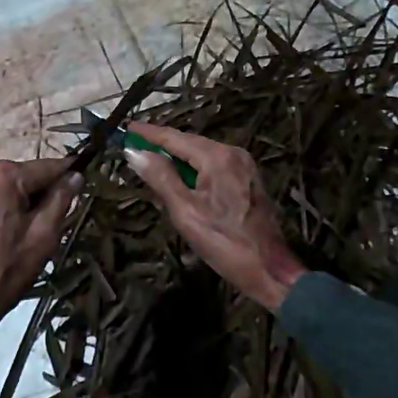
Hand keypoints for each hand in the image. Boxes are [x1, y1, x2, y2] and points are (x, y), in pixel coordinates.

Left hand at [0, 158, 82, 335]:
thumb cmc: (0, 274)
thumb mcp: (42, 237)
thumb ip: (61, 199)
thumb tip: (75, 176)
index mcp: (1, 175)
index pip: (47, 166)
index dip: (69, 176)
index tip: (86, 186)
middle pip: (24, 175)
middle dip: (42, 194)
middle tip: (55, 224)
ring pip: (6, 188)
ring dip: (22, 204)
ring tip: (29, 236)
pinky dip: (2, 211)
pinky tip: (6, 238)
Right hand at [124, 123, 304, 310]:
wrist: (270, 269)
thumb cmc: (224, 242)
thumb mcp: (186, 211)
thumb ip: (161, 178)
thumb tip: (136, 153)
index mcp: (218, 157)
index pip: (176, 138)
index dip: (149, 133)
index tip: (127, 128)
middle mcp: (233, 153)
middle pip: (190, 144)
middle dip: (162, 146)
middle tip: (135, 147)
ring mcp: (243, 167)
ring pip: (202, 156)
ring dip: (177, 161)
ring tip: (151, 165)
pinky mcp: (247, 181)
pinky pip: (213, 168)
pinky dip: (193, 172)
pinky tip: (178, 182)